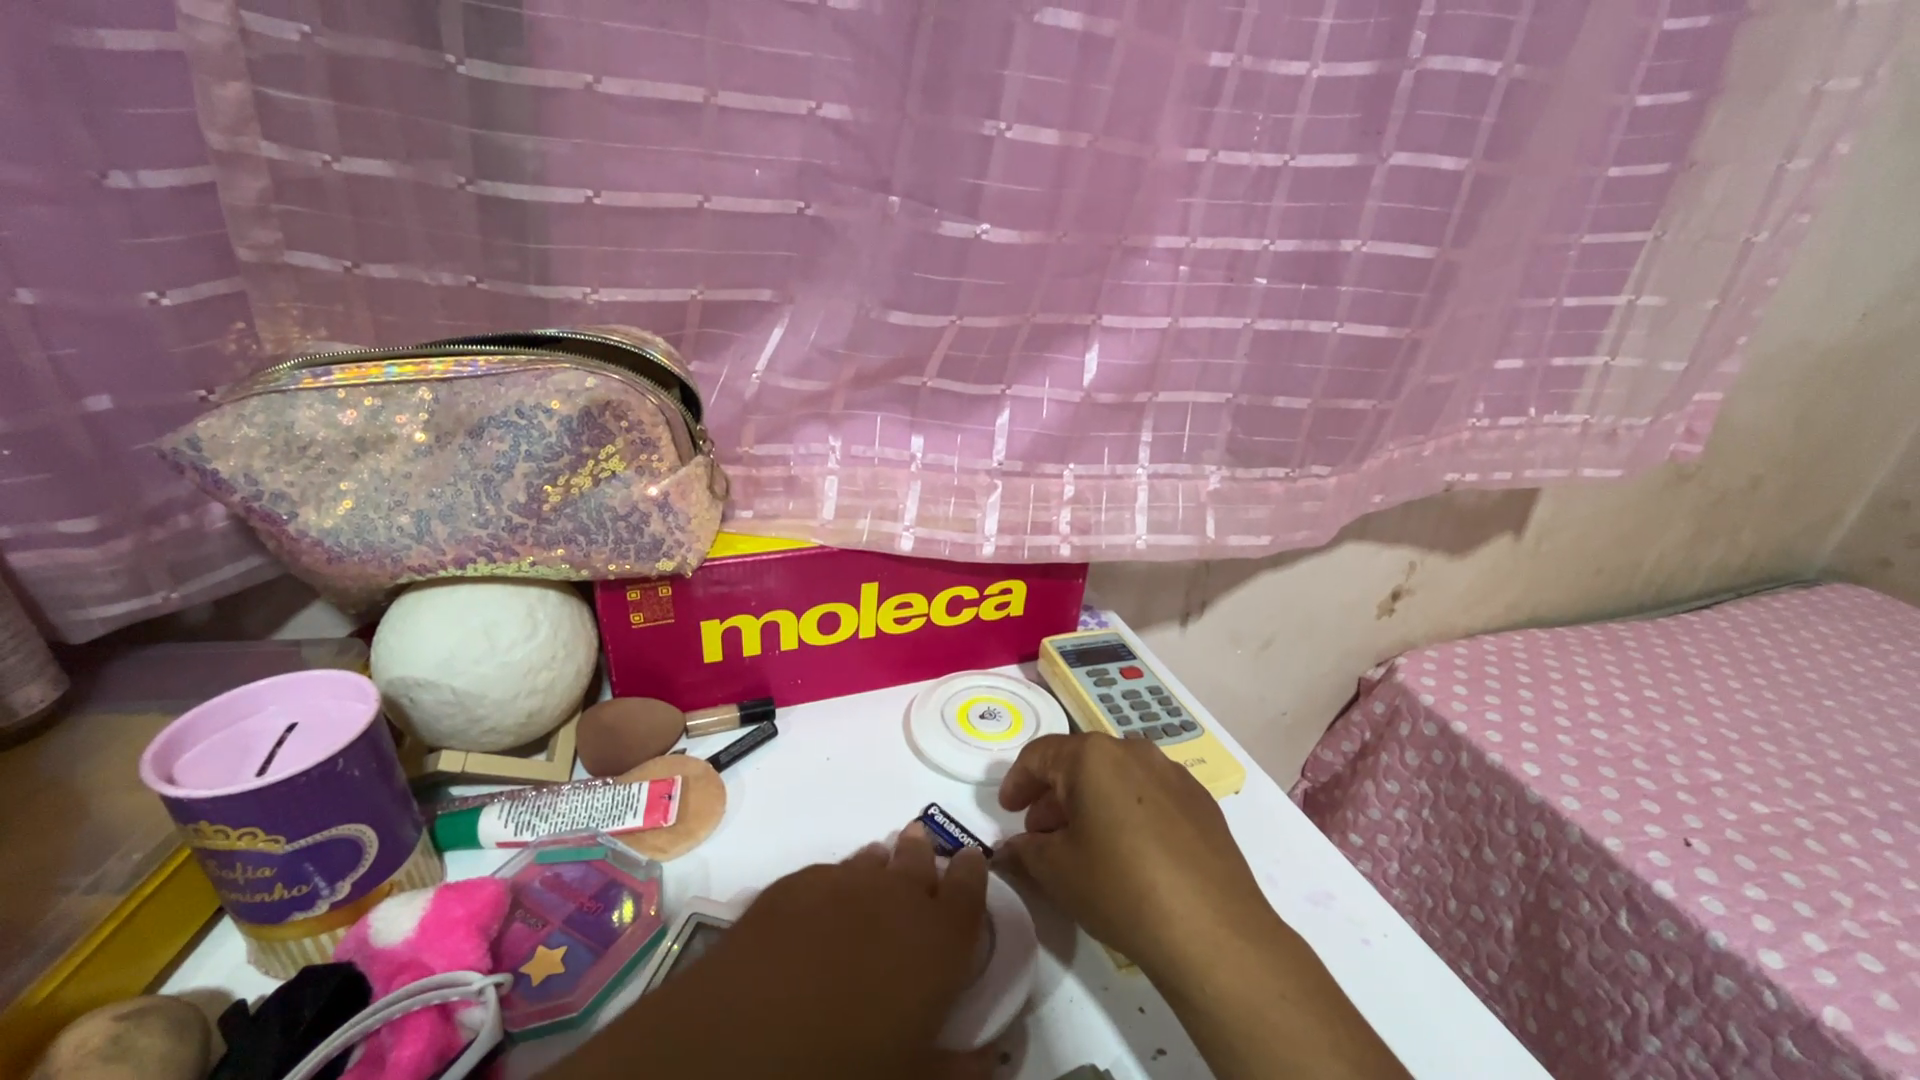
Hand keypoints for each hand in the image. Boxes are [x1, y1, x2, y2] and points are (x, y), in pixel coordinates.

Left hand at [593, 825, 990, 1079]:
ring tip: (879, 872)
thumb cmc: (847, 1062)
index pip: (969, 887)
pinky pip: (828, 872)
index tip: (970, 860)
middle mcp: (896, 896)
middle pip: (919, 857)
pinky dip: (837, 880)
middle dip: (924, 854)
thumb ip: (961, 1065)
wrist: (742, 1039)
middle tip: (922, 850)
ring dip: (881, 865)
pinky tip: (826, 903)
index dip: (971, 871)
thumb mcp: (916, 1077)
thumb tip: (991, 1059)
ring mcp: (842, 883)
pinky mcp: (793, 885)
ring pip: (872, 860)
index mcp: (939, 938)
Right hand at [995, 733, 1271, 977]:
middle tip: (1040, 832)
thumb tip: (1014, 846)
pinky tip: (1129, 854)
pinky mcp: (1202, 804)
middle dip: (1055, 795)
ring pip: (1119, 778)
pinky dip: (1129, 813)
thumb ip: (1026, 849)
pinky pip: (1152, 796)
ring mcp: (1175, 776)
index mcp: (1093, 756)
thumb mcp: (1056, 871)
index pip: (1040, 755)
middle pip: (1082, 762)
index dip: (1016, 782)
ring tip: (1083, 845)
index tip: (1007, 811)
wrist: (1211, 930)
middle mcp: (1136, 752)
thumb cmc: (1120, 888)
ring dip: (1092, 802)